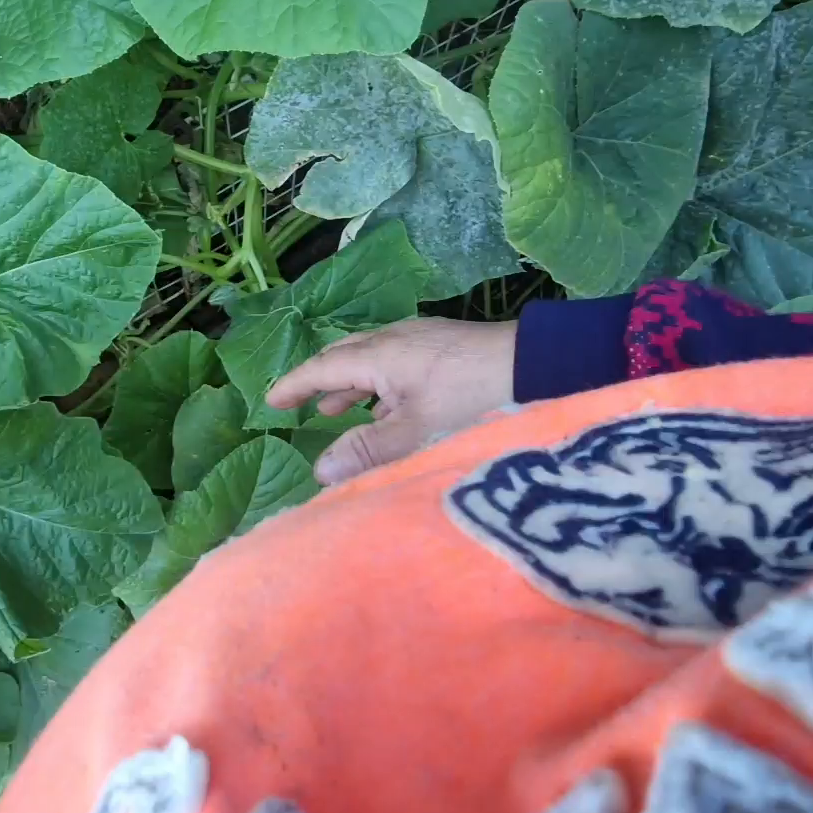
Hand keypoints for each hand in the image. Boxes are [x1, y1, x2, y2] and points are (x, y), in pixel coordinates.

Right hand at [265, 318, 516, 485]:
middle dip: (318, 380)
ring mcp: (420, 339)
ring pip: (369, 360)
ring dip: (349, 384)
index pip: (323, 368)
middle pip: (343, 356)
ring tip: (336, 410)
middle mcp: (394, 340)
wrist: (542, 364)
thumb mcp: (419, 431)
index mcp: (380, 355)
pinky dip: (377, 384)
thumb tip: (320, 472)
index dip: (295, 385)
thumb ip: (369, 451)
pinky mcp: (443, 347)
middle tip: (298, 403)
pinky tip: (388, 407)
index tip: (269, 402)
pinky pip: (393, 363)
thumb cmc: (474, 398)